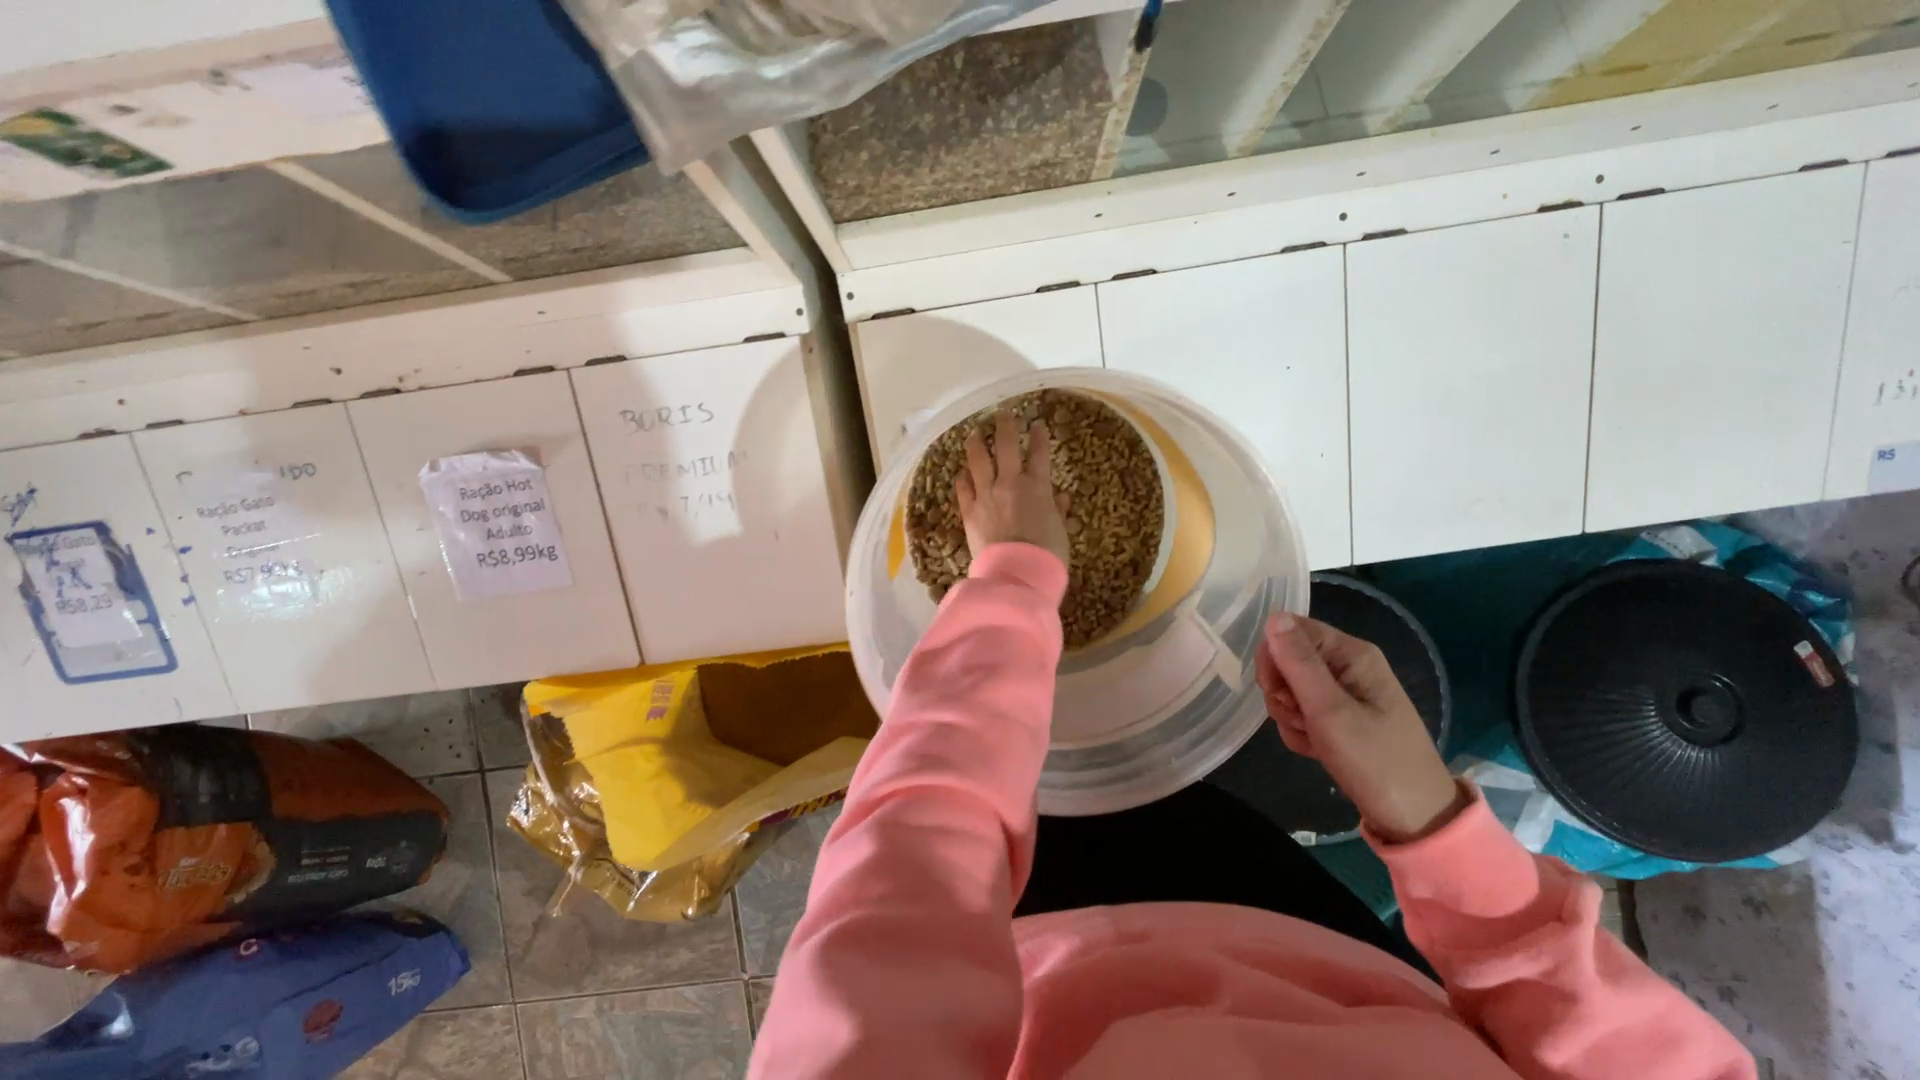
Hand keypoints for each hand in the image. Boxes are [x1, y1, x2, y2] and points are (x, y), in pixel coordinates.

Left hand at [955, 410, 1071, 568]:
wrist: (1018, 572)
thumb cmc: (1047, 554)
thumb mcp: (1059, 530)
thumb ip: (1057, 511)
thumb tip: (1059, 498)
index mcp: (1038, 486)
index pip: (1039, 453)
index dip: (1039, 436)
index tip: (1037, 425)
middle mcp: (1011, 483)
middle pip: (1006, 445)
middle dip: (1005, 426)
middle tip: (1003, 414)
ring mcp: (987, 495)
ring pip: (978, 460)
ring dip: (976, 443)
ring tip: (974, 433)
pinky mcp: (969, 511)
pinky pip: (963, 488)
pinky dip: (963, 478)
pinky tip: (962, 472)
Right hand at [1256, 613, 1465, 843]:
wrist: (1412, 815)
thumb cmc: (1374, 759)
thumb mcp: (1330, 710)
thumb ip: (1299, 663)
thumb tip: (1273, 617)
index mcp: (1352, 654)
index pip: (1291, 630)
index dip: (1273, 656)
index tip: (1274, 689)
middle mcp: (1347, 667)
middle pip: (1287, 661)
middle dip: (1282, 692)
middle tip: (1300, 718)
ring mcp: (1343, 694)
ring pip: (1289, 691)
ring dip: (1289, 716)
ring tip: (1314, 738)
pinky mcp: (1339, 719)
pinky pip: (1301, 715)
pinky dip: (1300, 733)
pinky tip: (1315, 750)